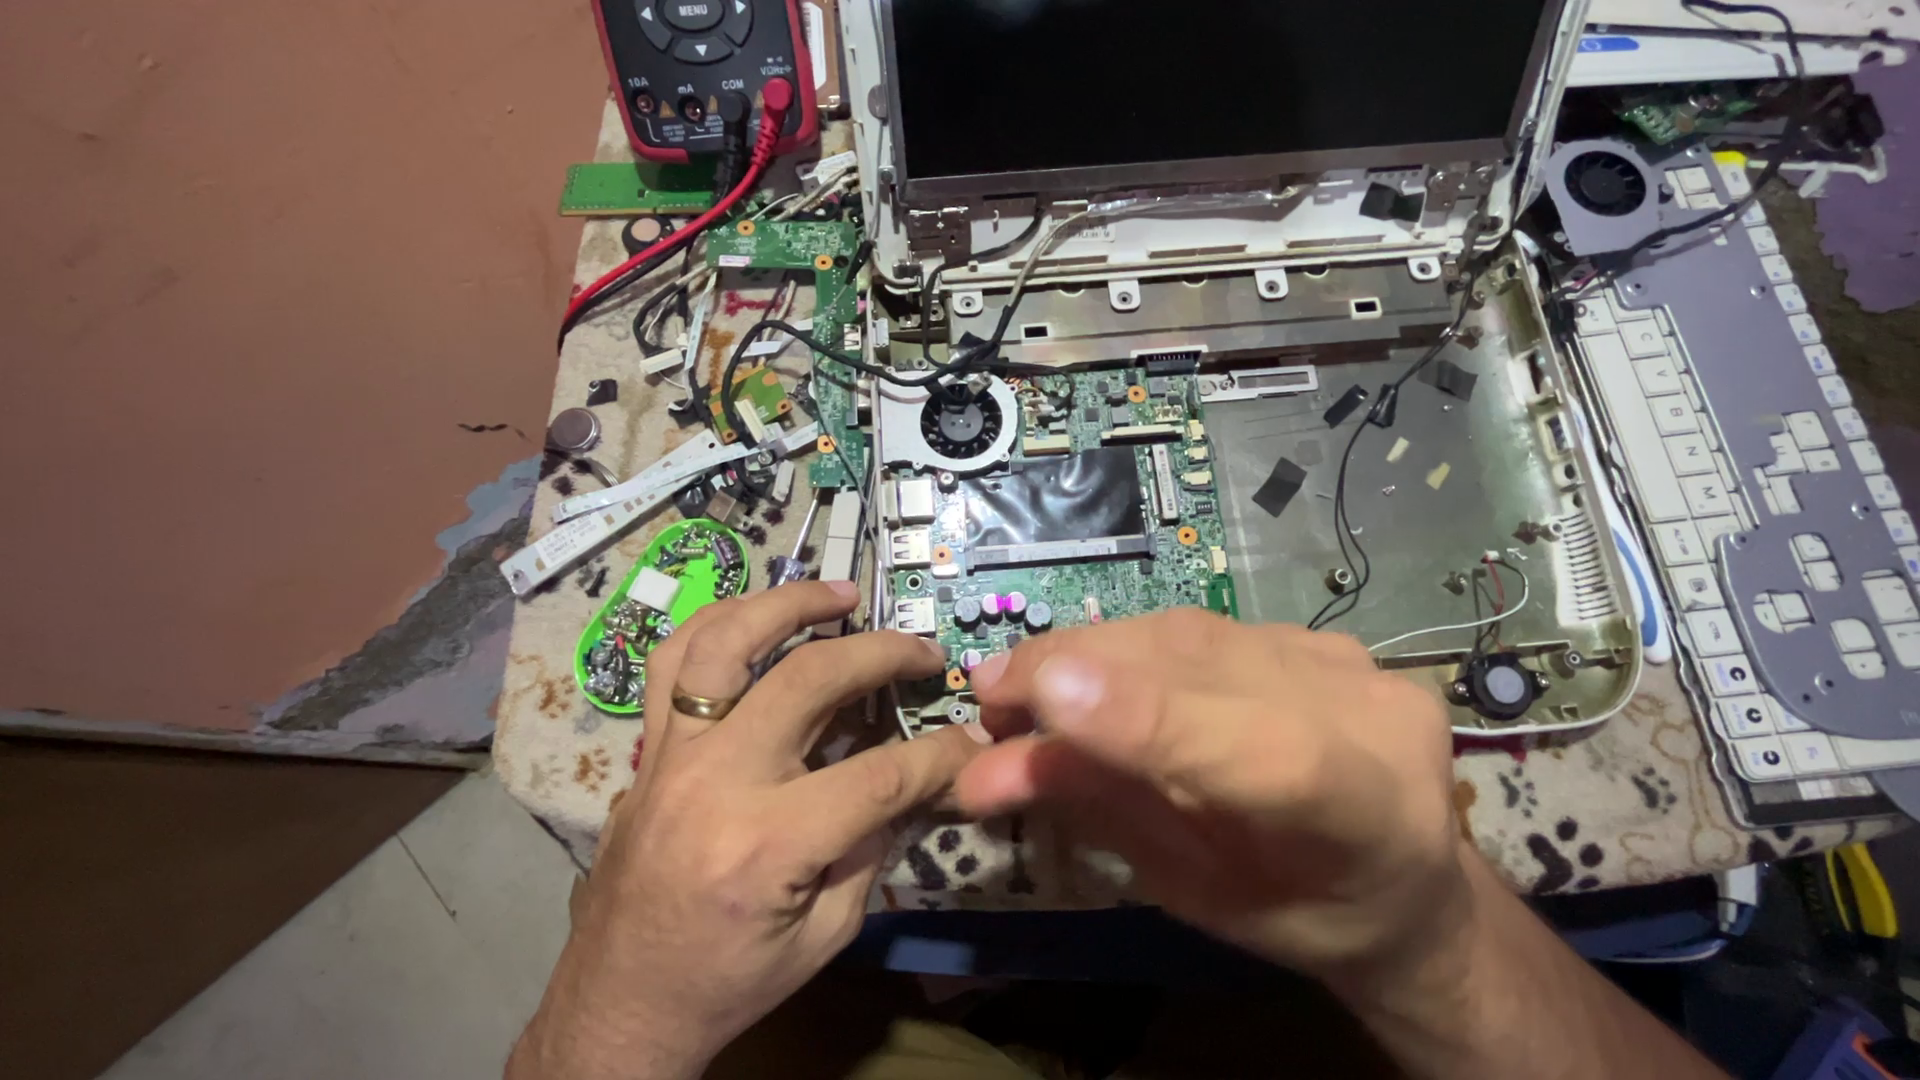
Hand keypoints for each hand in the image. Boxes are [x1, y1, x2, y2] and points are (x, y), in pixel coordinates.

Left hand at [510, 582, 989, 1079]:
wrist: (619, 1007)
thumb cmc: (731, 981)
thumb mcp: (826, 932)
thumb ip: (875, 844)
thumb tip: (918, 777)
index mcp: (769, 845)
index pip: (878, 775)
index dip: (938, 753)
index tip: (972, 740)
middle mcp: (715, 782)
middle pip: (808, 679)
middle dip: (880, 654)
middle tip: (922, 651)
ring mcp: (669, 757)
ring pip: (724, 643)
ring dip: (787, 604)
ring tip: (839, 593)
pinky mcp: (645, 752)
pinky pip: (669, 664)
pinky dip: (716, 624)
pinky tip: (756, 615)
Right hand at [953, 609, 1469, 996]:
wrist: (1402, 876)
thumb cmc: (1297, 913)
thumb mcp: (1193, 891)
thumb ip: (1105, 814)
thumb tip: (984, 770)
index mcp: (1364, 818)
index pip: (1259, 754)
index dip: (1149, 719)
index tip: (1043, 696)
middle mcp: (1368, 716)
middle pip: (1206, 670)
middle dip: (1082, 672)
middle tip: (989, 691)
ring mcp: (1345, 662)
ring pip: (1192, 633)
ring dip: (1091, 650)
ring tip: (1020, 677)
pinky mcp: (1315, 635)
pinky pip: (1201, 628)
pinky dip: (1128, 647)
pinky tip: (1085, 668)